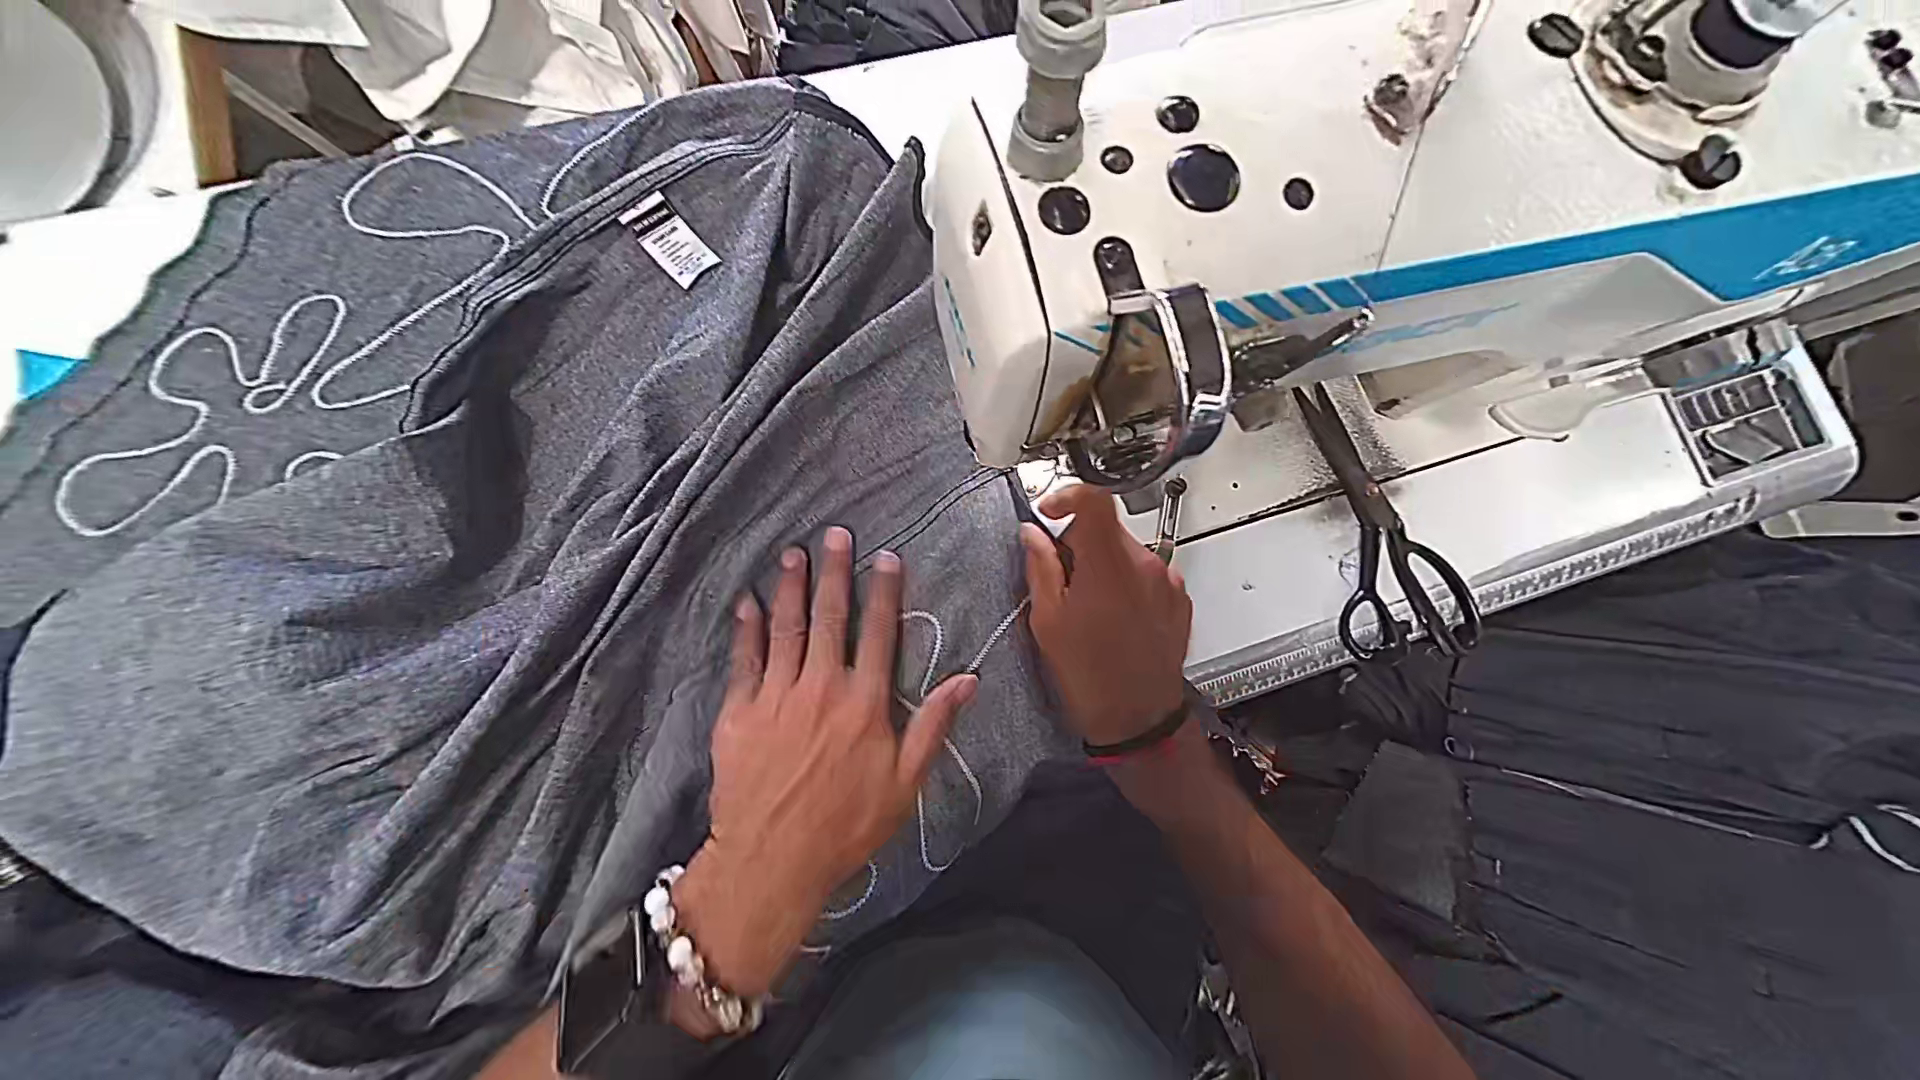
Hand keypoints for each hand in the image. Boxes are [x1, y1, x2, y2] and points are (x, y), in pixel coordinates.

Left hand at [674, 527, 977, 999]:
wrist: (772, 862)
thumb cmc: (846, 826)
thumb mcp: (905, 783)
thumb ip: (933, 725)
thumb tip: (968, 680)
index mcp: (864, 703)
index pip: (878, 632)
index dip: (884, 592)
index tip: (886, 557)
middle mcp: (821, 688)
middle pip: (830, 618)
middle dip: (835, 573)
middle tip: (834, 535)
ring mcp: (777, 696)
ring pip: (786, 628)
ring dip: (790, 588)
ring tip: (792, 554)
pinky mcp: (740, 712)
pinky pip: (745, 660)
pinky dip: (746, 628)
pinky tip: (747, 602)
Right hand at [1021, 484, 1191, 745]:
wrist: (1138, 718)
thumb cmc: (1092, 677)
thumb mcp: (1048, 621)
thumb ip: (1041, 567)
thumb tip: (1033, 535)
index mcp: (1108, 565)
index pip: (1094, 500)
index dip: (1067, 497)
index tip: (1051, 512)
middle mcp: (1145, 565)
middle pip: (1106, 528)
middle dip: (1079, 543)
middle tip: (1062, 578)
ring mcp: (1167, 582)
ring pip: (1126, 551)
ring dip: (1103, 565)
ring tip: (1089, 607)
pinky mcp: (1179, 598)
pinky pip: (1146, 573)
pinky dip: (1126, 583)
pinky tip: (1114, 617)